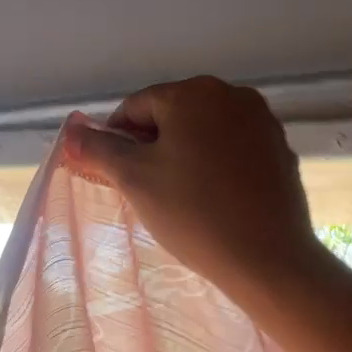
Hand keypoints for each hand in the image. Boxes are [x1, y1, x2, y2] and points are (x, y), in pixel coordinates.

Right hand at [62, 76, 325, 288]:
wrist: (267, 258)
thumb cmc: (192, 212)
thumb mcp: (133, 179)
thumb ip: (98, 149)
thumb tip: (71, 132)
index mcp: (192, 93)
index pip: (134, 108)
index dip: (116, 141)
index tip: (115, 176)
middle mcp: (232, 95)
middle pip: (171, 116)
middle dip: (151, 147)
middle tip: (145, 189)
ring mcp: (262, 121)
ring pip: (202, 132)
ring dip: (182, 155)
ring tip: (178, 197)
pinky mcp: (280, 149)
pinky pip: (231, 149)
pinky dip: (213, 166)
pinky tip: (211, 199)